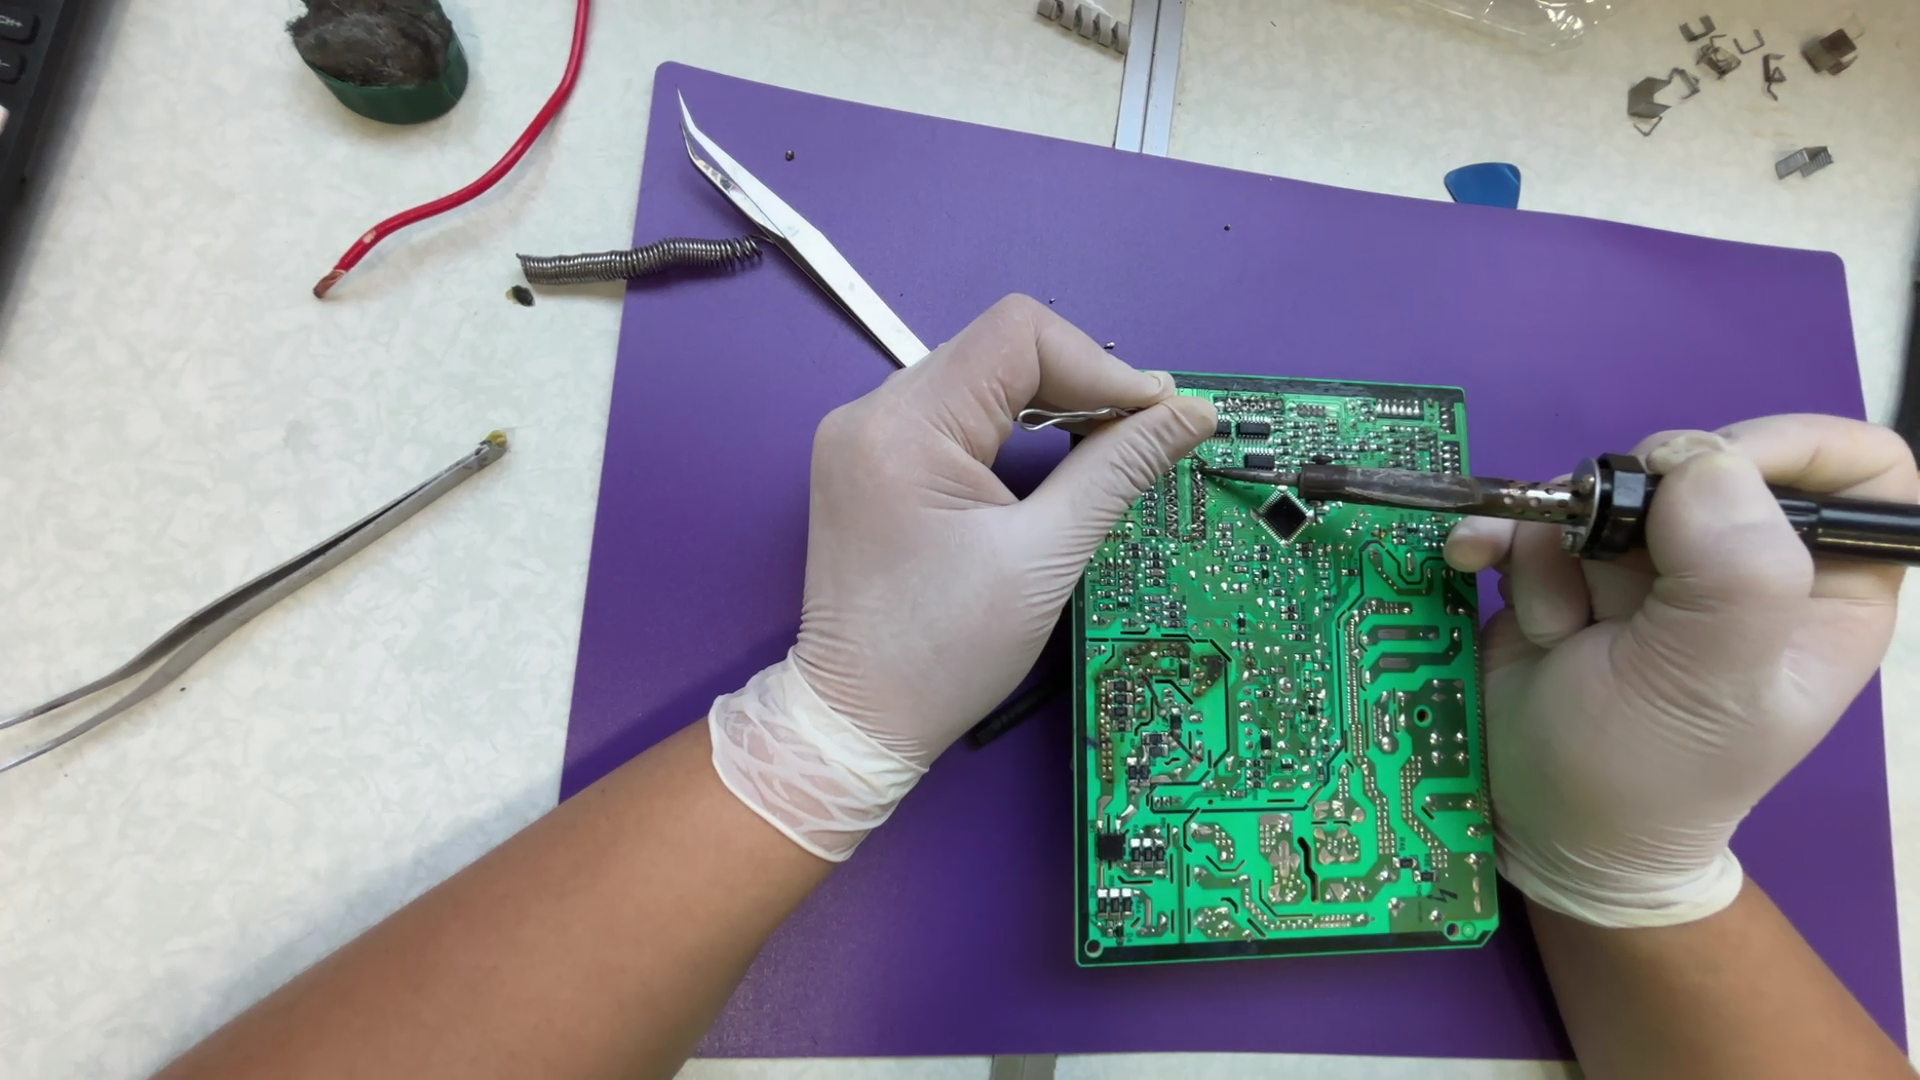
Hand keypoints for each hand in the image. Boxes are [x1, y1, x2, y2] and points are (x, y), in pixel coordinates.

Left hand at [709, 295, 1215, 859]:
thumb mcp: (1044, 557)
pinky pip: (949, 412)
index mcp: (905, 427)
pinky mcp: (868, 459)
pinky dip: (1005, 425)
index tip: (1154, 416)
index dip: (1100, 365)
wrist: (858, 715)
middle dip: (1077, 384)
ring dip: (1044, 403)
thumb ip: (1117, 469)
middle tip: (1138, 434)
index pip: (1017, 335)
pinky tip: (1044, 456)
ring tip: (1102, 443)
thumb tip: (1191, 412)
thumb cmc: (946, 652)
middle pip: (995, 350)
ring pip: (974, 376)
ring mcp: (862, 434)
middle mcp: (871, 412)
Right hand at [1445, 415, 1914, 926]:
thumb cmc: (1643, 765)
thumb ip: (1732, 571)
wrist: (1535, 813)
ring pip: (1585, 501)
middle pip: (1681, 474)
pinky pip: (1517, 525)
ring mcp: (1626, 572)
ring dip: (1549, 561)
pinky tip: (1467, 558)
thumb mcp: (1706, 682)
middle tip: (1600, 595)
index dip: (1778, 453)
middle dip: (1621, 527)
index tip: (1691, 481)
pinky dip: (1488, 537)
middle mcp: (1723, 567)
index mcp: (1812, 588)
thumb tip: (1695, 459)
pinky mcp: (1547, 579)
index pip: (1848, 472)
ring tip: (1554, 634)